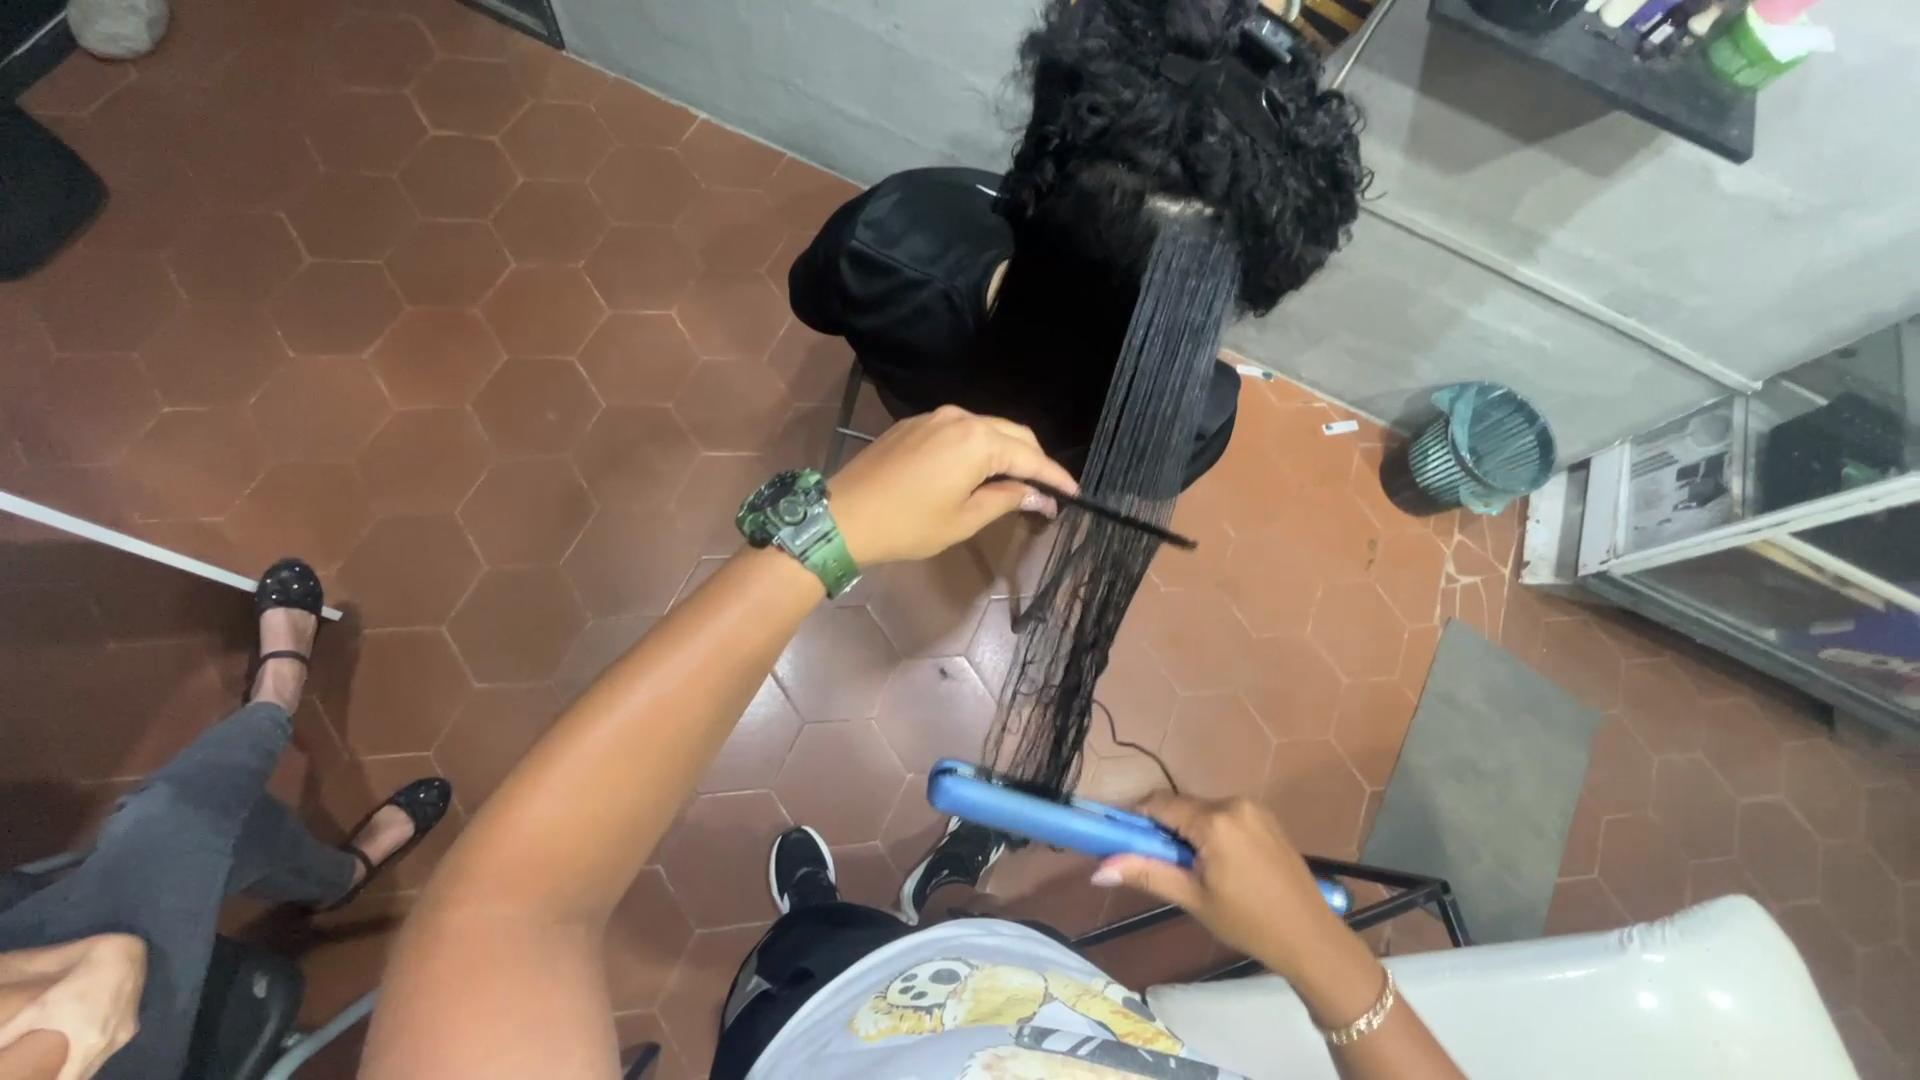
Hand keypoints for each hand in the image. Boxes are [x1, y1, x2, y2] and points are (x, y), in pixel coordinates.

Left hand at [0, 935, 145, 1079]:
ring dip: (79, 1069)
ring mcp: (123, 1035)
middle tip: (47, 1075)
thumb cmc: (76, 986)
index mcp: (86, 1047)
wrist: (121, 958)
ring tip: (61, 1066)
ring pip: (97, 1064)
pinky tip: (83, 1044)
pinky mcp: (131, 1026)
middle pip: (83, 1076)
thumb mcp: (34, 1010)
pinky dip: (93, 1055)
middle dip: (64, 1079)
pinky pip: (108, 1050)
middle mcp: (109, 1045)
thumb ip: (8, 1035)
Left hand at [829, 406, 1077, 565]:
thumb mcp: (963, 520)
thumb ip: (1005, 499)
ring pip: (987, 428)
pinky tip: (979, 470)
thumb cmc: (908, 525)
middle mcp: (960, 418)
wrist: (844, 515)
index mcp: (977, 441)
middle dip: (1034, 459)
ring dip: (1007, 451)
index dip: (1054, 476)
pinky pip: (960, 429)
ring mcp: (934, 417)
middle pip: (1013, 434)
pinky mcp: (914, 424)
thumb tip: (1036, 495)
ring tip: (1016, 481)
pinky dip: (979, 446)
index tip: (1073, 493)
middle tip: (1046, 490)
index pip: (1030, 457)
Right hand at [1091, 793, 1346, 978]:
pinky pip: (1225, 817)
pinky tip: (1216, 865)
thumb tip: (1097, 870)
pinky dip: (1210, 832)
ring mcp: (1254, 809)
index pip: (1160, 804)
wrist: (1312, 940)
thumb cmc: (1248, 922)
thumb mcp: (1193, 898)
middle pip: (1182, 807)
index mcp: (1214, 821)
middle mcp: (1233, 803)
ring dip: (1187, 831)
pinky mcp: (1267, 820)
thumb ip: (1145, 873)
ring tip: (1189, 869)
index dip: (1135, 817)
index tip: (1119, 837)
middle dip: (1163, 829)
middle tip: (1156, 863)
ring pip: (1203, 812)